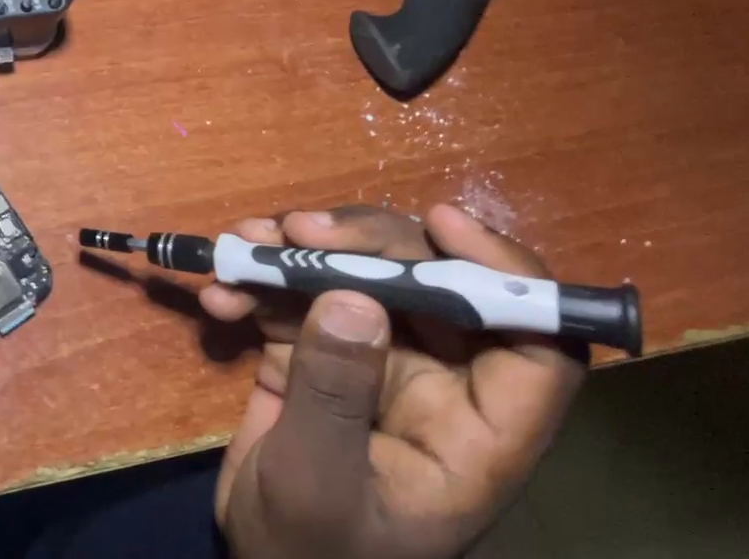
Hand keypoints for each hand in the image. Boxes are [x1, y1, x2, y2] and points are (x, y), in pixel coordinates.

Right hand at [200, 205, 585, 558]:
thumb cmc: (310, 553)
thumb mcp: (317, 481)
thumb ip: (334, 392)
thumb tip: (352, 296)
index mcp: (473, 429)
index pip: (532, 342)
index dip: (504, 274)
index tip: (439, 223)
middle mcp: (433, 382)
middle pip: (429, 284)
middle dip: (363, 244)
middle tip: (295, 229)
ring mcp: (368, 361)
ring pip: (355, 276)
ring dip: (294, 252)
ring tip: (236, 247)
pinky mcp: (312, 352)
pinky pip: (292, 295)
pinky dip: (252, 283)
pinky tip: (216, 295)